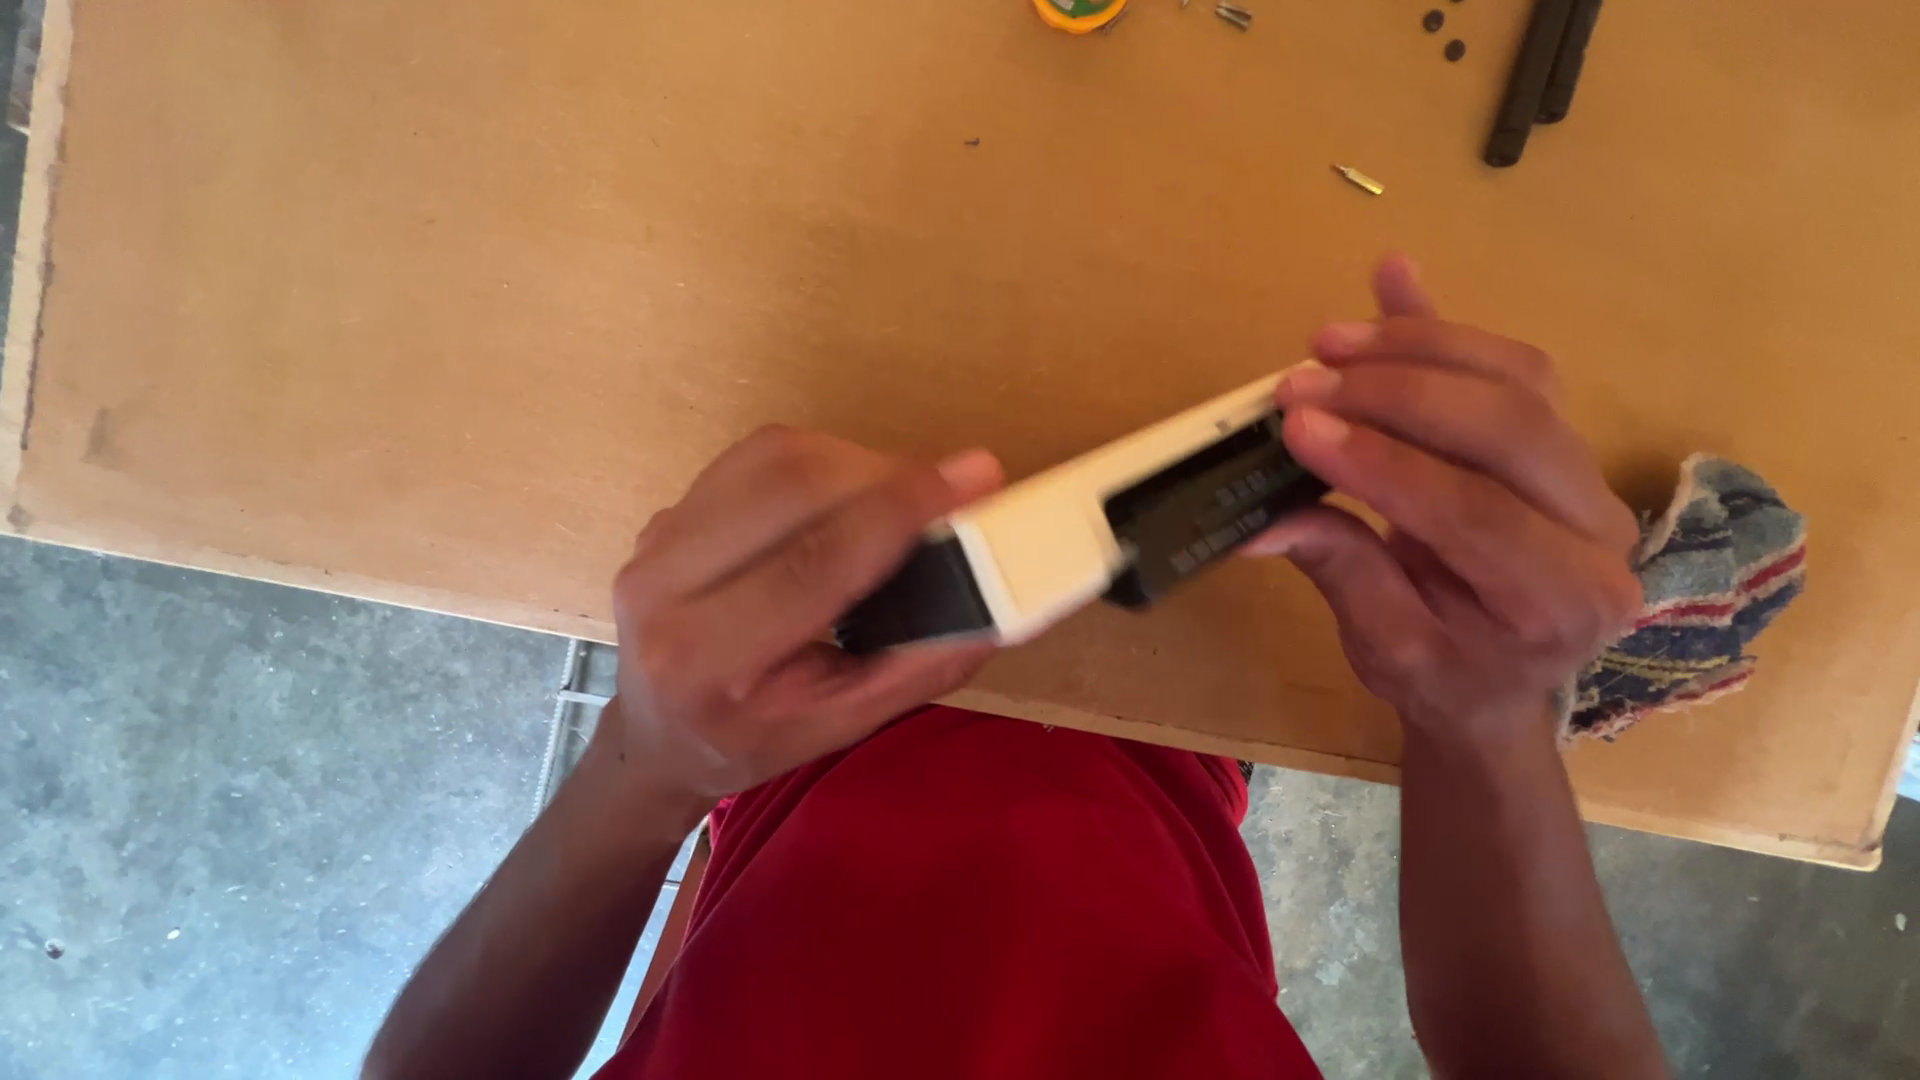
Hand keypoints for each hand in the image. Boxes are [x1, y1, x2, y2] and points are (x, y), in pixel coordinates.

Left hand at [599, 426, 1004, 803]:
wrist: (654, 733)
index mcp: (706, 657)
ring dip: (858, 461)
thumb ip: (920, 668)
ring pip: (775, 454)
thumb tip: (999, 607)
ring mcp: (657, 536)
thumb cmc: (748, 742)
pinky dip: (824, 460)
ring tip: (901, 499)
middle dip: (885, 473)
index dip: (899, 511)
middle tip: (948, 488)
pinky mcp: (671, 508)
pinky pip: (758, 454)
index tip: (973, 478)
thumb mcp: (840, 728)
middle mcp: (664, 583)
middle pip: (790, 483)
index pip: (815, 562)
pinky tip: (849, 494)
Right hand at [1247, 256, 1641, 736]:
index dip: (1379, 462)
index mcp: (1559, 598)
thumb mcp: (1382, 645)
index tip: (1296, 425)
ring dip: (1417, 347)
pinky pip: (1510, 368)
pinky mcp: (1555, 444)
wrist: (1497, 686)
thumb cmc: (1440, 677)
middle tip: (1302, 381)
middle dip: (1396, 392)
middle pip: (1508, 427)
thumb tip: (1260, 519)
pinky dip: (1443, 326)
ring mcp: (1586, 476)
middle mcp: (1596, 527)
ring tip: (1328, 342)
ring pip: (1517, 381)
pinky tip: (1394, 276)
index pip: (1469, 510)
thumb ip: (1339, 569)